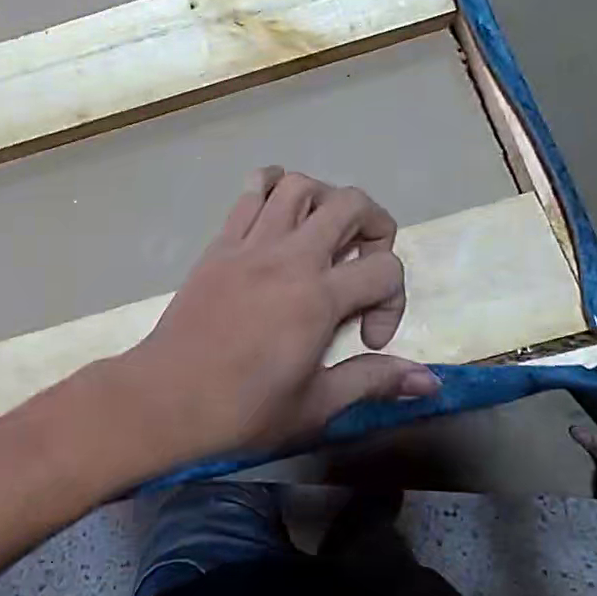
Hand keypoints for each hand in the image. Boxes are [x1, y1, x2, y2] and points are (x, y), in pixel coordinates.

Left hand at [111, 167, 441, 463]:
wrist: (165, 400)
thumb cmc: (242, 410)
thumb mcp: (316, 404)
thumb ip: (373, 381)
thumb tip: (431, 382)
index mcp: (318, 299)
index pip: (385, 269)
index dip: (393, 302)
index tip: (368, 338)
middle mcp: (289, 258)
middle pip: (351, 204)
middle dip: (375, 226)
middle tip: (362, 265)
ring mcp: (251, 244)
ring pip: (299, 185)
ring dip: (324, 200)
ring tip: (324, 236)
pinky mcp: (220, 245)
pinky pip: (250, 193)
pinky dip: (272, 188)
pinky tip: (279, 217)